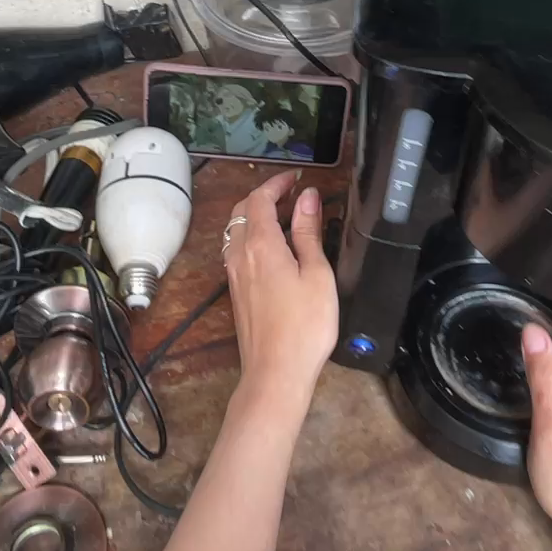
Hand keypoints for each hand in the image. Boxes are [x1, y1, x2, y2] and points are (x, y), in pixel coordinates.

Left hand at [222, 172, 338, 413]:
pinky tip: (274, 247)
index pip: (260, 199)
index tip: (296, 177)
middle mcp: (241, 255)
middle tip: (290, 193)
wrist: (275, 373)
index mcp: (261, 245)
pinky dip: (252, 235)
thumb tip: (307, 197)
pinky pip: (237, 249)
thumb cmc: (305, 326)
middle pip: (242, 211)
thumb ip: (309, 232)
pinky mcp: (236, 291)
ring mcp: (235, 274)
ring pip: (236, 230)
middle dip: (264, 195)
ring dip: (256, 215)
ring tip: (285, 216)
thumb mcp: (317, 274)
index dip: (277, 183)